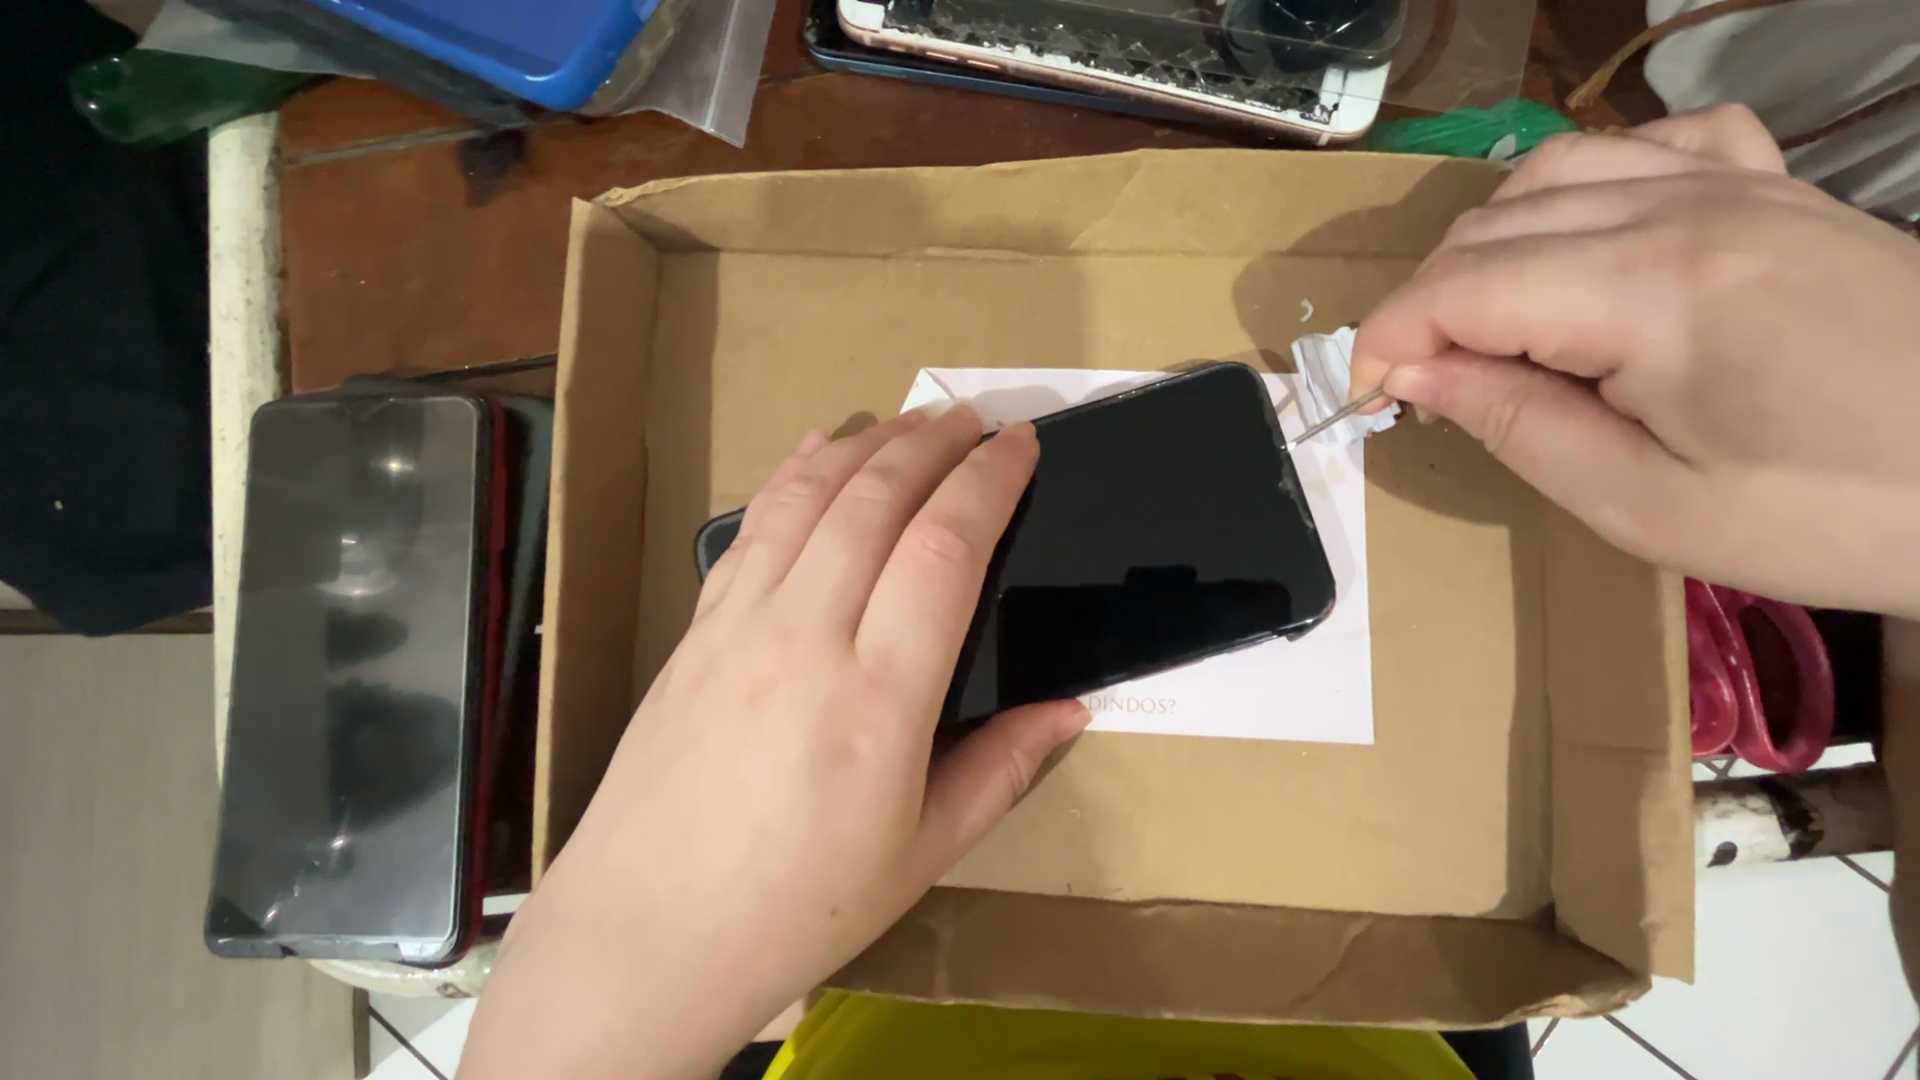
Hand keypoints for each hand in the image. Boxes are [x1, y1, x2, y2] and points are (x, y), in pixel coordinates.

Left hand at [459, 404, 1088, 1079]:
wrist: (646, 935)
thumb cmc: (798, 905)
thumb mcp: (924, 850)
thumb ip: (1004, 767)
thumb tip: (1070, 708)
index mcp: (878, 699)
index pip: (944, 549)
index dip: (989, 482)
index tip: (1021, 445)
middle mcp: (805, 638)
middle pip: (876, 499)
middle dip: (933, 442)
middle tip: (974, 417)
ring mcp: (739, 624)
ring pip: (810, 497)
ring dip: (868, 443)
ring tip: (912, 419)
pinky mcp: (696, 629)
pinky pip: (751, 527)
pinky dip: (792, 474)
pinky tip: (816, 447)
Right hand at [1351, 105, 1919, 618]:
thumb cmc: (1830, 513)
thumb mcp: (1639, 502)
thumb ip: (1511, 423)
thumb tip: (1413, 374)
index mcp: (1655, 291)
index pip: (1456, 287)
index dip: (1385, 343)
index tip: (1370, 402)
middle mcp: (1689, 209)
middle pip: (1484, 231)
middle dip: (1421, 310)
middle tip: (1426, 389)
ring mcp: (1741, 185)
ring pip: (1542, 175)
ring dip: (1479, 250)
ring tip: (1480, 323)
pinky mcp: (1775, 189)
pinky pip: (1643, 145)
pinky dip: (1578, 185)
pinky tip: (1575, 239)